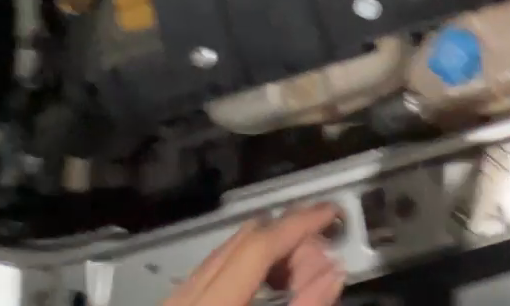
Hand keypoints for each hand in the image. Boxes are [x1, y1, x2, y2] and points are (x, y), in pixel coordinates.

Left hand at [162, 204, 344, 305]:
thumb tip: (334, 269)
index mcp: (212, 302)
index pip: (260, 244)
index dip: (300, 223)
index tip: (334, 212)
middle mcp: (186, 293)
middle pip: (246, 237)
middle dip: (289, 237)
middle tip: (320, 261)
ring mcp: (175, 297)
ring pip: (230, 248)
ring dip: (270, 251)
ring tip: (297, 278)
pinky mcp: (174, 303)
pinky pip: (217, 267)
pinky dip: (249, 266)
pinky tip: (268, 288)